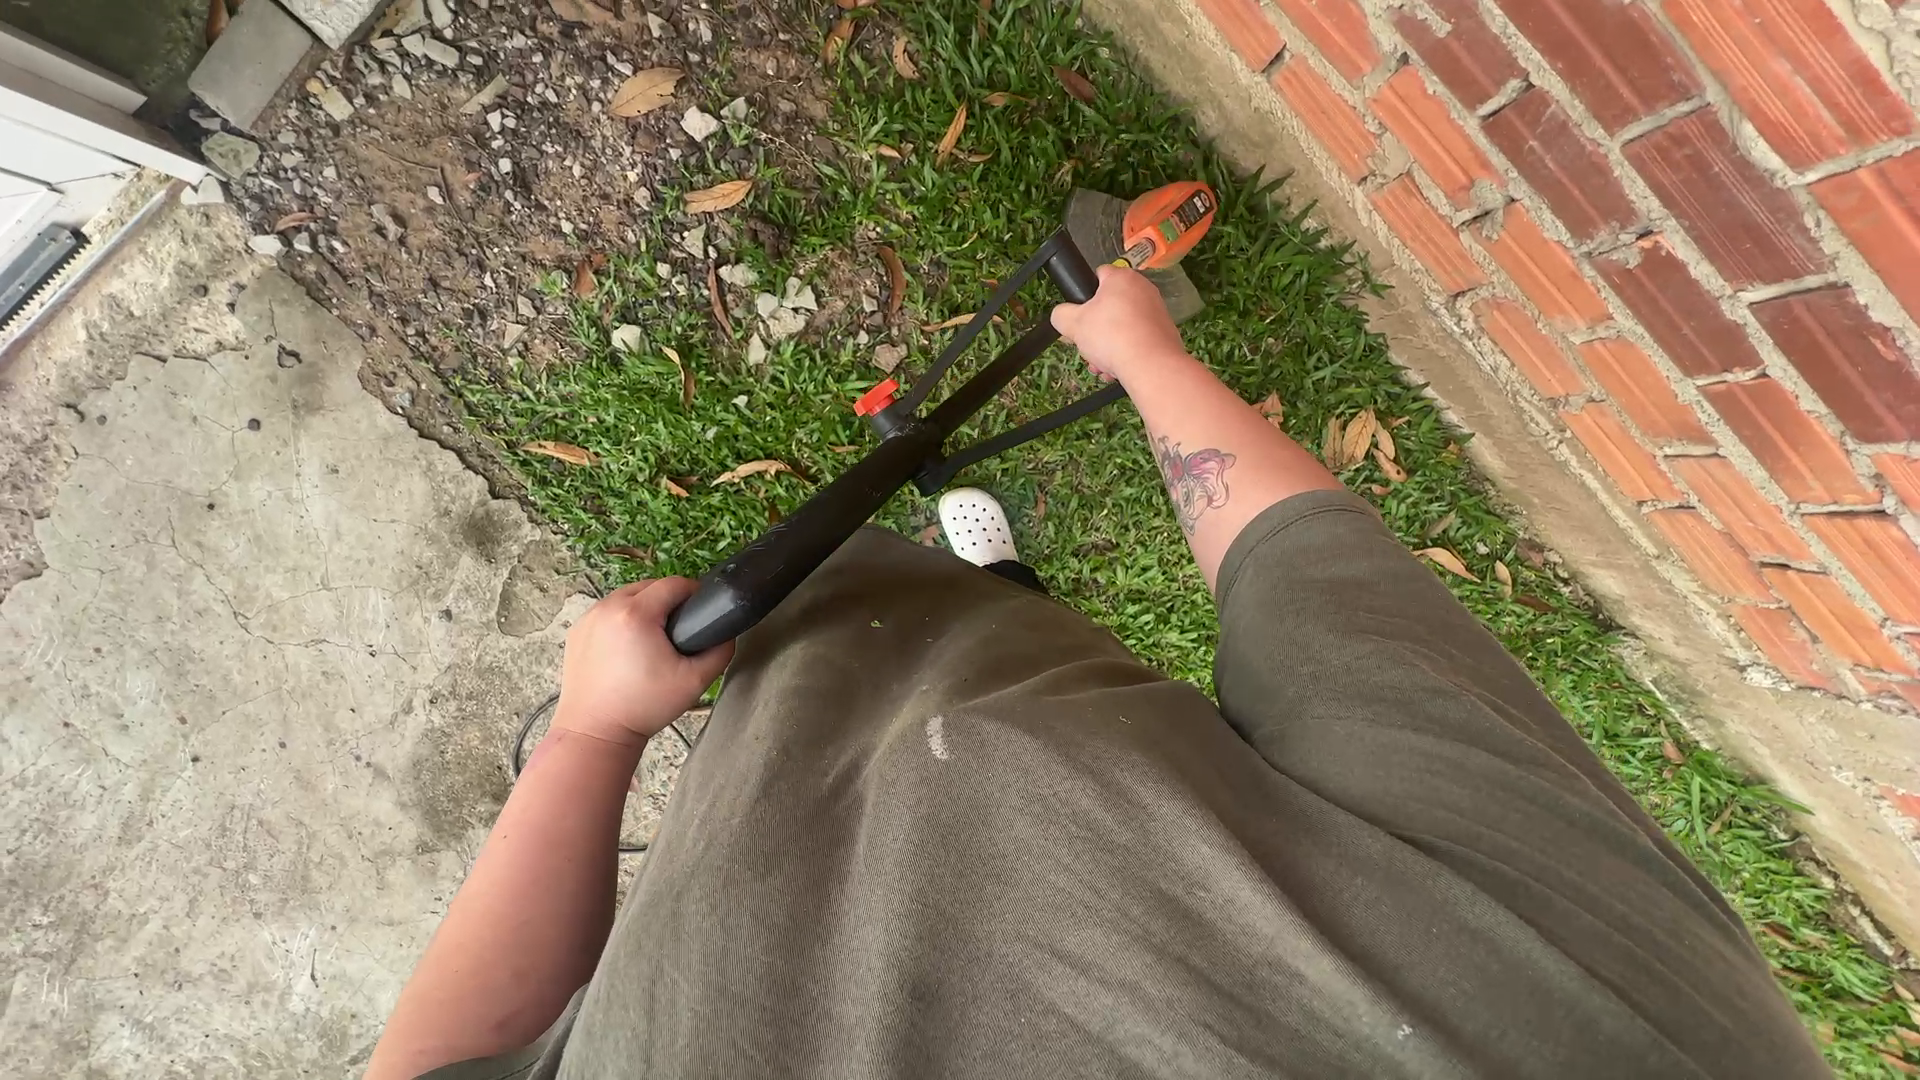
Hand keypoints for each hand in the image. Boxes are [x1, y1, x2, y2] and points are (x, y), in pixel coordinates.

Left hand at [550, 578, 733, 747]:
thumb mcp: (696, 680)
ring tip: (657, 637)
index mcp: (636, 614)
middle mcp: (608, 608)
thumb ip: (721, 650)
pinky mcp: (577, 632)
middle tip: (681, 629)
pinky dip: (623, 620)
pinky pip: (608, 612)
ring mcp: (588, 619)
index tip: (701, 612)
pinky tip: (632, 645)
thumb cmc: (644, 706)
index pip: (674, 584)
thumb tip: (726, 632)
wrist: (596, 732)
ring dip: (646, 607)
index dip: (694, 593)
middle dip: (669, 600)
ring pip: (627, 597)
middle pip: (650, 586)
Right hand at [1050, 264, 1188, 381]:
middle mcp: (1142, 288)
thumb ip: (1061, 315)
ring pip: (1122, 326)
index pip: (1098, 275)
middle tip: (1088, 345)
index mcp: (1121, 278)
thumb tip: (1062, 315)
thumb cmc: (1113, 337)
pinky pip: (1137, 338)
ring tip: (1101, 363)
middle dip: (1095, 329)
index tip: (1080, 314)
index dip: (1085, 295)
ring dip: (1108, 346)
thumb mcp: (1073, 324)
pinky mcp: (1164, 331)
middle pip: (1110, 306)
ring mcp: (1156, 310)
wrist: (1150, 364)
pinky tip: (1117, 368)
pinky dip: (1126, 352)